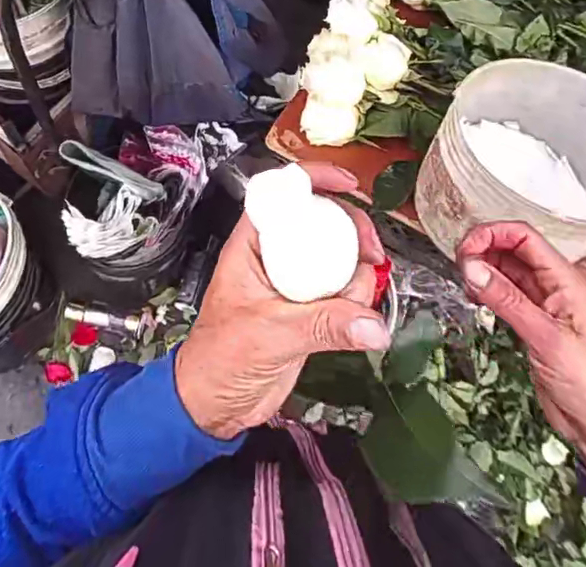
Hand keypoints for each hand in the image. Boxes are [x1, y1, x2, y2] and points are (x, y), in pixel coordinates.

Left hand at [175, 163, 389, 438]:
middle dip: (353, 230)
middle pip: (324, 219)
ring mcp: (296, 279)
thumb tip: (369, 324)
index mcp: (254, 243)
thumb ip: (323, 327)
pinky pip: (345, 288)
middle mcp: (277, 254)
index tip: (348, 185)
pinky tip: (359, 317)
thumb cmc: (217, 360)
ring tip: (354, 303)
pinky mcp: (312, 305)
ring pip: (340, 255)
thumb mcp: (270, 334)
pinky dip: (359, 298)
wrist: (215, 406)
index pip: (283, 193)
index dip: (316, 179)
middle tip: (371, 253)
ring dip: (359, 274)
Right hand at [457, 222, 585, 495]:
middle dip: (484, 250)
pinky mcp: (537, 329)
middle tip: (459, 267)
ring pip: (509, 274)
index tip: (465, 249)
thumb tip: (472, 267)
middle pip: (514, 251)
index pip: (524, 237)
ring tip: (465, 284)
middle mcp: (555, 288)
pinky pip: (509, 298)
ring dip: (484, 271)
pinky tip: (477, 300)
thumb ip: (507, 300)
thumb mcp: (546, 337)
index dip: (492, 234)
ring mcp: (545, 308)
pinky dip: (489, 293)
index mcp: (566, 280)